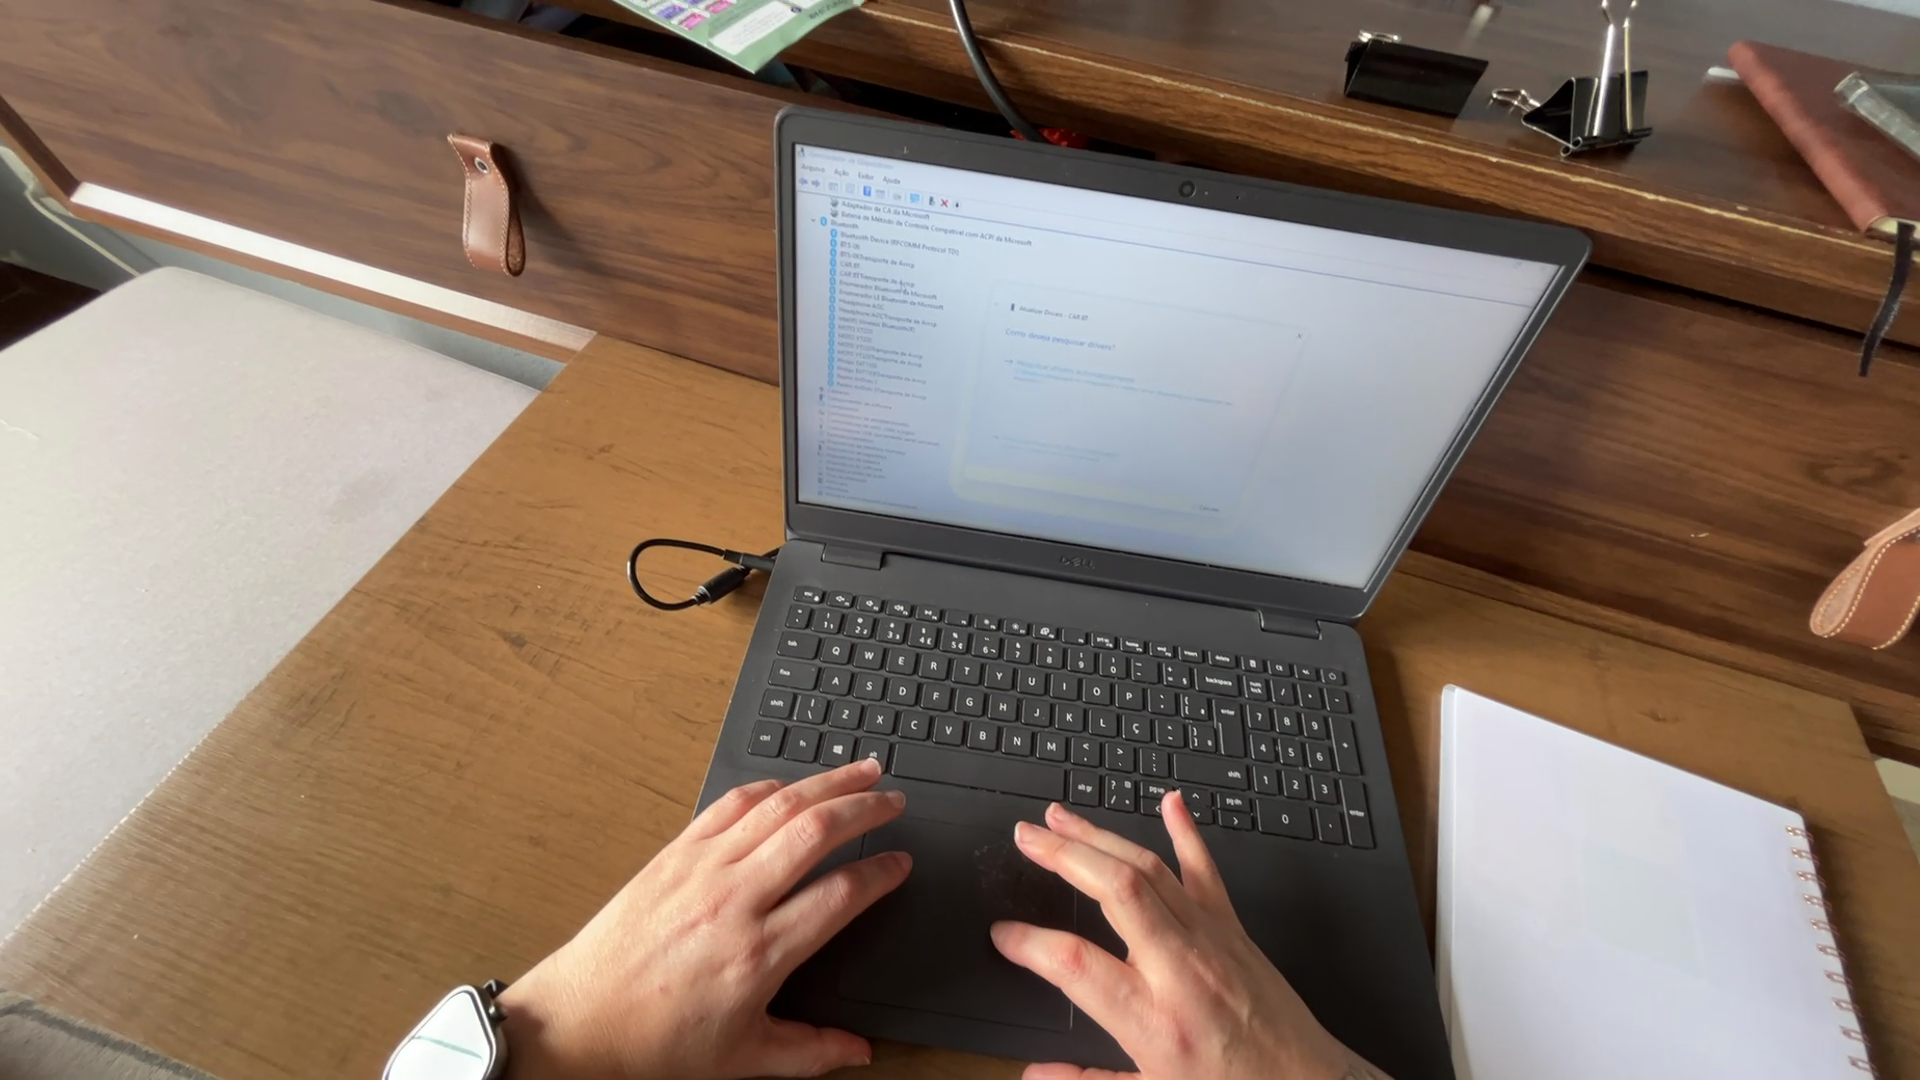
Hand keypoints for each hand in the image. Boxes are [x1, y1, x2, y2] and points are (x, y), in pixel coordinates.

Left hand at [498, 759, 910, 1079]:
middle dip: (866, 807)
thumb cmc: (655, 1044)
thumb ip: (811, 1052)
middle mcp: (737, 900)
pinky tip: (794, 783)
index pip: (841, 895)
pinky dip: (771, 785)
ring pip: (781, 805)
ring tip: (862, 769)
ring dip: (829, 781)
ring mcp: (706, 868)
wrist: (574, 1024)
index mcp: (759, 954)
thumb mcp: (741, 1059)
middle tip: (894, 799)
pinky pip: (733, 802)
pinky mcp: (678, 850)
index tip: (900, 863)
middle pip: (818, 832)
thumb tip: (861, 1052)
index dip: (881, 873)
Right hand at [990, 793, 1389, 1079]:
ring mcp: (1209, 937)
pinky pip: (1205, 869)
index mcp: (1156, 1020)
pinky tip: (1170, 802)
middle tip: (1026, 835)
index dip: (1031, 944)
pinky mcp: (1232, 926)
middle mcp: (1180, 968)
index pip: (1078, 965)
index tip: (1003, 934)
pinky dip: (1185, 831)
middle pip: (1115, 889)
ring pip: (1148, 868)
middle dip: (1064, 854)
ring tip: (1061, 816)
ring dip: (1100, 836)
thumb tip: (1031, 1075)